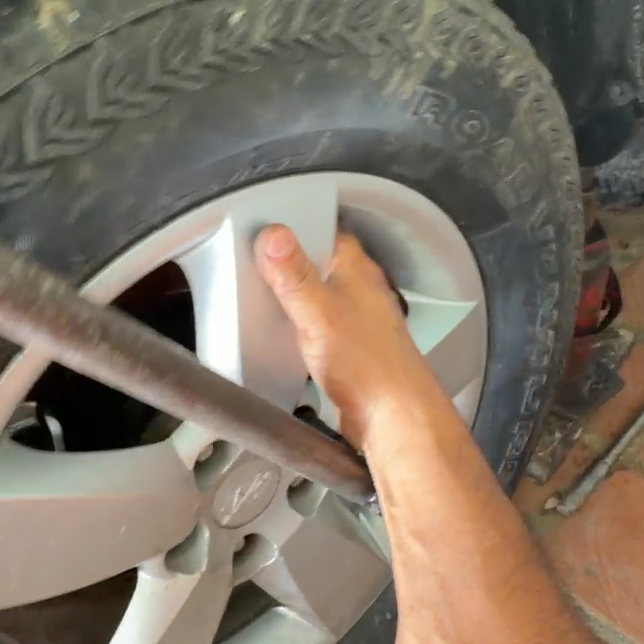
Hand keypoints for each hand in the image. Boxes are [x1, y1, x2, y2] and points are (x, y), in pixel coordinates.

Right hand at [253, 225, 454, 448]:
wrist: (392, 418)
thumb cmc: (366, 363)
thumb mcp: (319, 313)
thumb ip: (294, 276)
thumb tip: (272, 234)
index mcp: (357, 271)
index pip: (327, 232)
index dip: (297, 226)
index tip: (263, 226)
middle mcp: (359, 291)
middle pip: (319, 264)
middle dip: (288, 263)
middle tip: (252, 261)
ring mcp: (355, 321)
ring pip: (318, 297)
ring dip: (293, 297)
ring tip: (258, 294)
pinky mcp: (348, 350)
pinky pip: (317, 327)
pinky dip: (298, 326)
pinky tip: (280, 334)